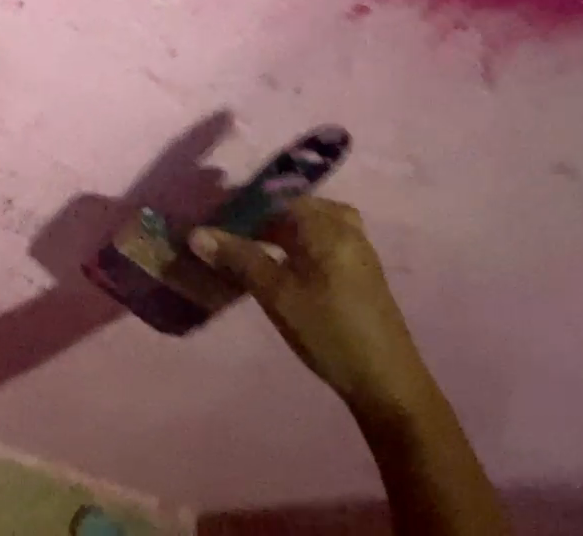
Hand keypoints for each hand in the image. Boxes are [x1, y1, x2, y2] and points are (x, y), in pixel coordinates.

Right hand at [189, 198, 433, 413]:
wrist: (386, 384)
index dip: (246, 203)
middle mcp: (347, 233)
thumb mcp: (275, 293)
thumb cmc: (328, 331)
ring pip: (313, 226)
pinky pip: (323, 243)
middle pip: (300, 207)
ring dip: (282, 230)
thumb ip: (238, 257)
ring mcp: (357, 255)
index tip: (217, 215)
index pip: (281, 197)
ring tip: (252, 246)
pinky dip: (298, 245)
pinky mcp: (358, 276)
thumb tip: (196, 232)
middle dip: (265, 214)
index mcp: (329, 229)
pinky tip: (279, 266)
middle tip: (233, 230)